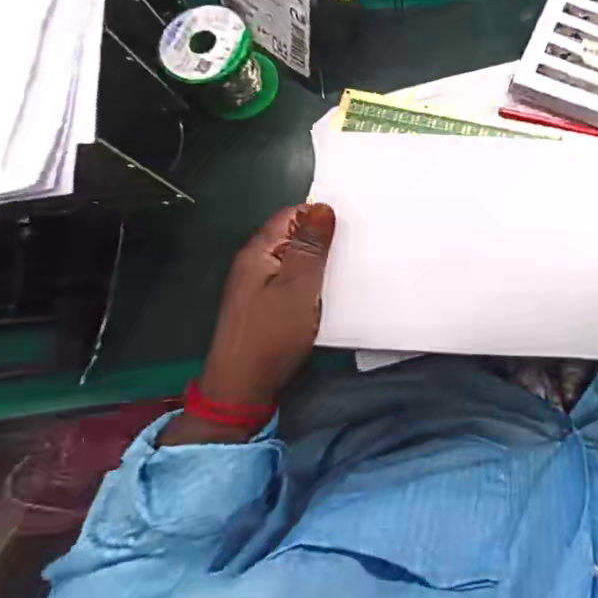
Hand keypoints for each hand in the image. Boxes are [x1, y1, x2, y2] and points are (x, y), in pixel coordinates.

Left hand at [202, 203, 336, 402]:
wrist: (241, 389)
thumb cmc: (271, 336)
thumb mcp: (298, 288)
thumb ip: (310, 248)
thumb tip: (322, 207)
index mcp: (258, 251)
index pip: (290, 214)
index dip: (319, 217)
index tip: (350, 229)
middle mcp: (254, 263)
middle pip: (291, 237)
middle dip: (322, 242)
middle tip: (355, 251)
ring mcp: (256, 286)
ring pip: (293, 262)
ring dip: (317, 266)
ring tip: (347, 272)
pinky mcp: (262, 307)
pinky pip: (290, 284)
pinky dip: (309, 286)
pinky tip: (326, 296)